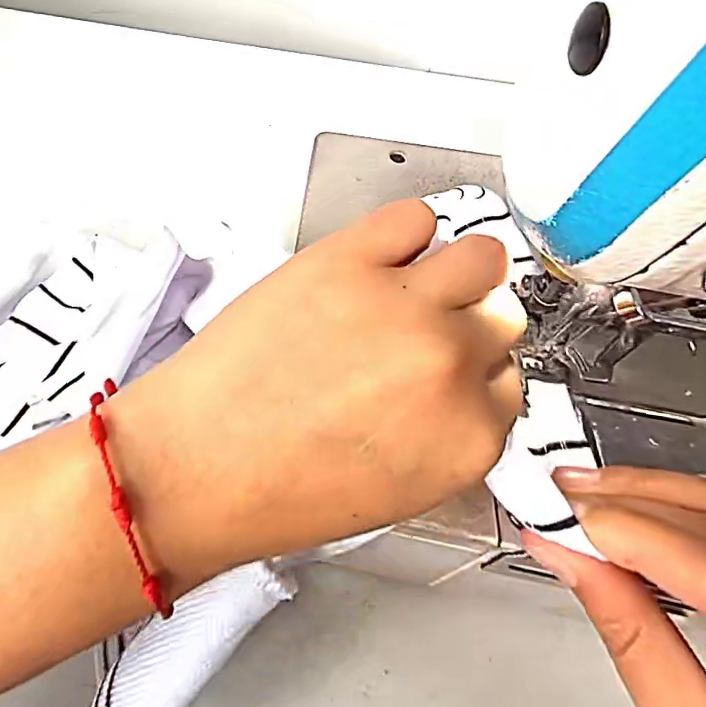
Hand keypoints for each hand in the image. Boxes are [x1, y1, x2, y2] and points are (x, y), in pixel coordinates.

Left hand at [110, 199, 526, 583]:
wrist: (196, 464)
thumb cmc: (284, 488)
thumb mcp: (400, 484)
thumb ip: (449, 430)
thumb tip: (464, 380)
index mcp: (469, 435)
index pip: (509, 381)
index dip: (475, 375)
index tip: (449, 371)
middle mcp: (449, 365)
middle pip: (501, 317)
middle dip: (467, 326)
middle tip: (424, 332)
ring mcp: (402, 306)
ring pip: (481, 257)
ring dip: (458, 271)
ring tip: (415, 286)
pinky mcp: (348, 261)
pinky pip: (414, 218)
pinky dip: (405, 235)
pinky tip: (378, 260)